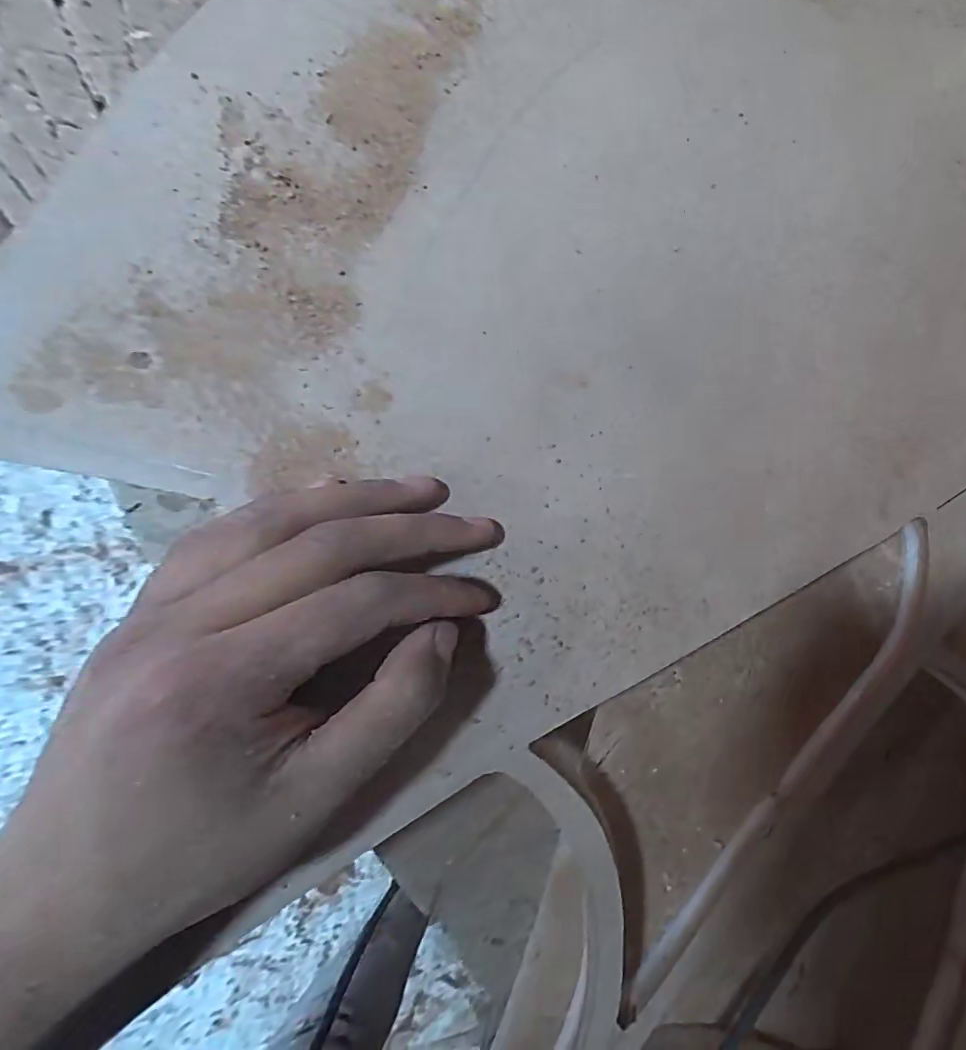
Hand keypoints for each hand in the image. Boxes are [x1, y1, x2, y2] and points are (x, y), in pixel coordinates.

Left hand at [0, 477, 501, 1040]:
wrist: (58, 894)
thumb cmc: (203, 850)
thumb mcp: (323, 793)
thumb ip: (398, 705)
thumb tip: (445, 632)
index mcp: (213, 680)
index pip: (355, 602)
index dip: (436, 593)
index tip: (487, 602)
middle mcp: (170, 630)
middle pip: (315, 547)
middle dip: (414, 530)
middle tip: (483, 528)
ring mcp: (145, 617)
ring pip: (262, 525)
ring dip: (355, 500)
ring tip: (424, 491)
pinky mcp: (142, 619)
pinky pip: (220, 539)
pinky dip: (287, 509)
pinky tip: (329, 496)